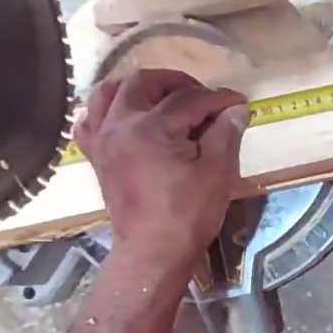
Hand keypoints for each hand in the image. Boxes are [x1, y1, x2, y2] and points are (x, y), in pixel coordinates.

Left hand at [74, 70, 248, 274]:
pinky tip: (130, 115)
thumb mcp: (218, 171)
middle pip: (144, 82)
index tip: (240, 102)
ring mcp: (102, 138)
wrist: (154, 250)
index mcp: (150, 128)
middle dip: (179, 83)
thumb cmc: (190, 213)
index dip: (219, 98)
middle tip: (205, 98)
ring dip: (141, 88)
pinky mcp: (96, 154)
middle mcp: (119, 125)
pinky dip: (110, 108)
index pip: (190, 99)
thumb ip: (226, 133)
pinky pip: (91, 117)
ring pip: (111, 91)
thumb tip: (236, 108)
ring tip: (167, 99)